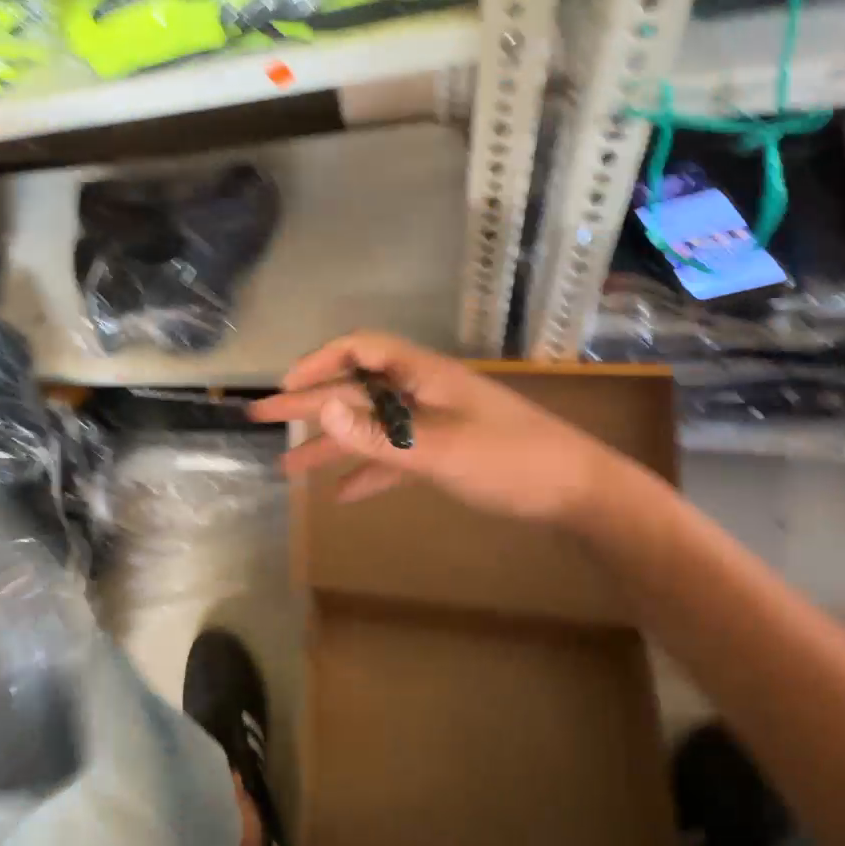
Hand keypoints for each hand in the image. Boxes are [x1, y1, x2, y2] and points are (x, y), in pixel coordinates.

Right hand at [247, 332, 638, 524]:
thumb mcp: (440, 449)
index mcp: (422, 375)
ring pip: (369, 427)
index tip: (284, 386)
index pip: (359, 350)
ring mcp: (434, 423)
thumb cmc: (512, 461)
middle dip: (307, 404)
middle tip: (260, 416)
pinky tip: (341, 496)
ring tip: (286, 467)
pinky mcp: (447, 453)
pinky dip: (366, 472)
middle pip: (354, 390)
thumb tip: (320, 410)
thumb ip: (378, 434)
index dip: (317, 363)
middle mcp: (422, 392)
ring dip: (329, 444)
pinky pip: (394, 457)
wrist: (584, 495)